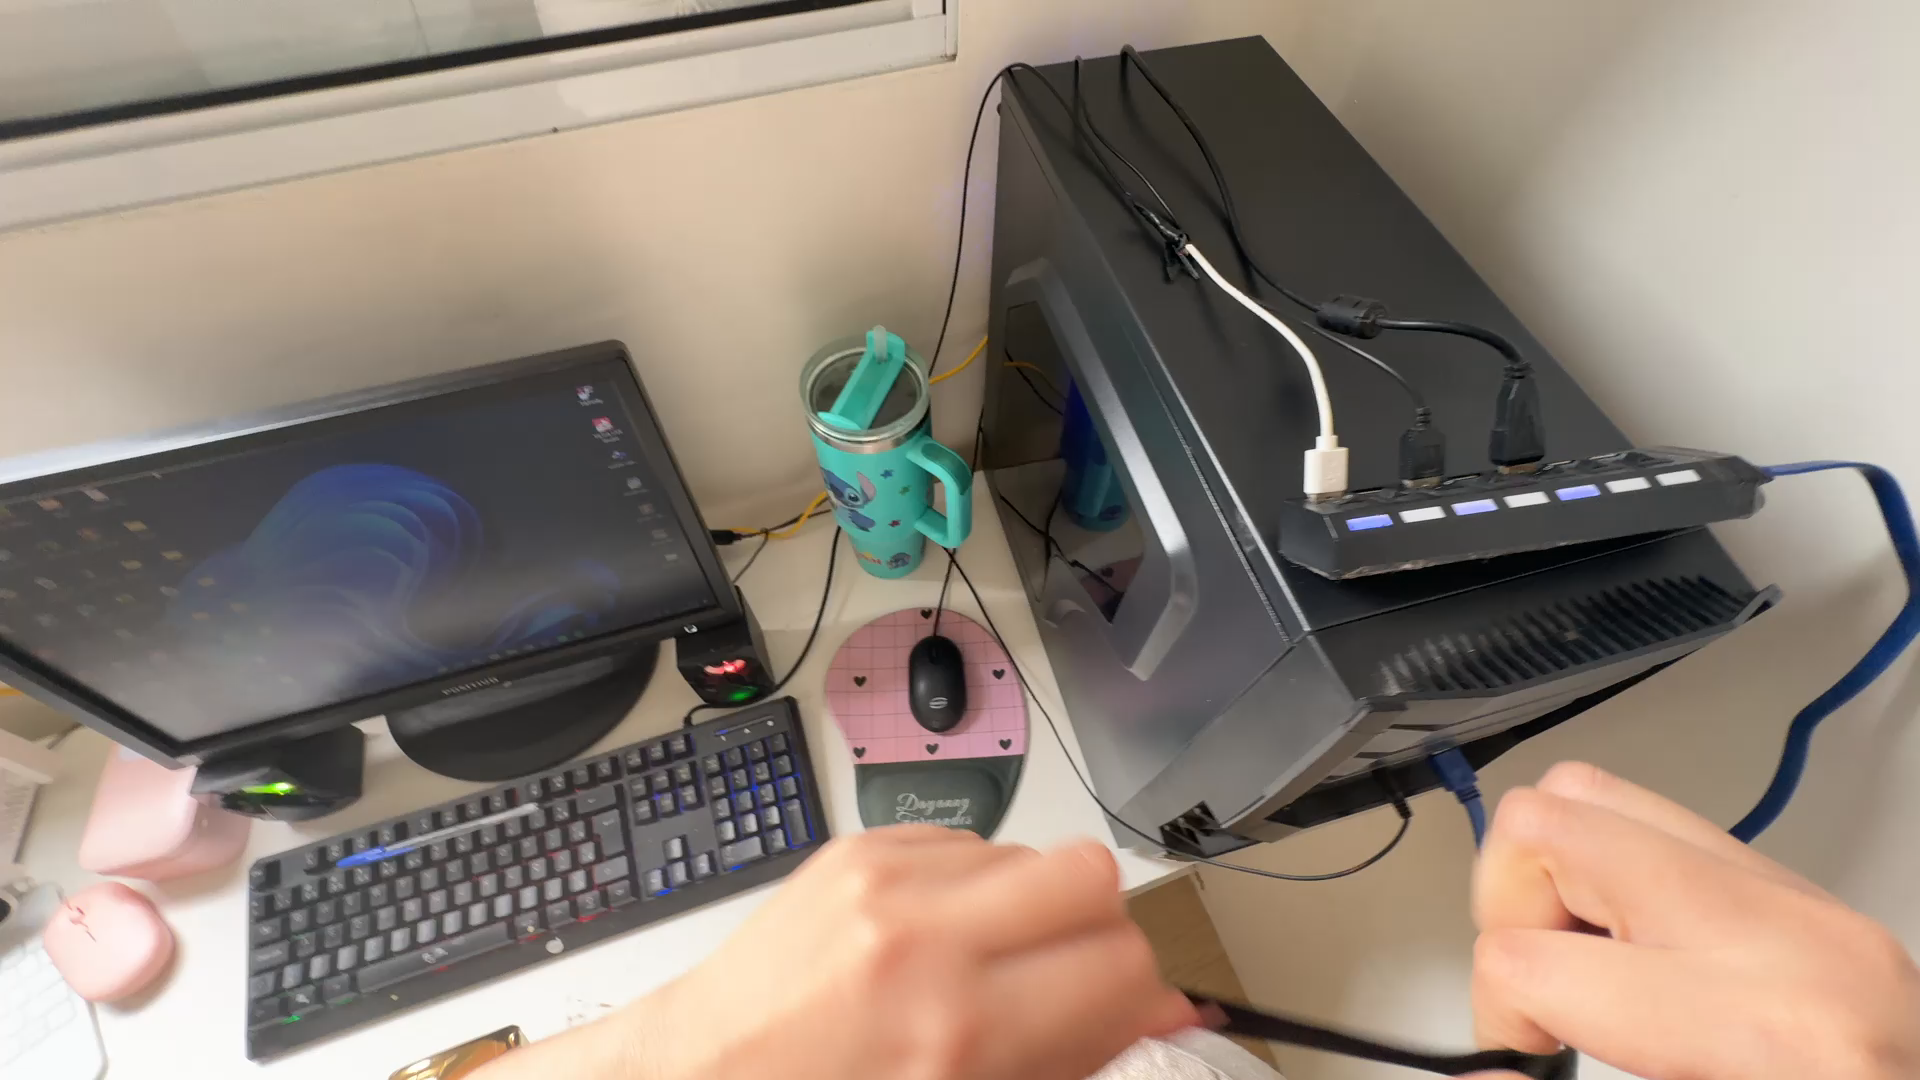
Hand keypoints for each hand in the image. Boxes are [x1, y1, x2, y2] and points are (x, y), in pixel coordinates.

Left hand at [484, 826, 1194, 1079]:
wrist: (700, 1070)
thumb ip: (1073, 1055)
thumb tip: (1156, 1002)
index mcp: (957, 1036)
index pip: (1123, 962)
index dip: (1145, 983)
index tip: (1131, 995)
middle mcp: (924, 936)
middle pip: (1091, 871)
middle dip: (1100, 923)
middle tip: (1068, 965)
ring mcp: (886, 874)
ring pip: (1032, 851)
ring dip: (1030, 903)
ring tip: (982, 956)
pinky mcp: (862, 843)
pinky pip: (968, 840)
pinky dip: (974, 882)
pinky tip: (936, 929)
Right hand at [1472, 762, 1919, 1078]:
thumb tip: (1471, 1070)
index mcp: (1772, 1030)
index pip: (1528, 960)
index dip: (1497, 1012)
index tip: (1524, 1050)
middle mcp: (1782, 930)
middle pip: (1541, 825)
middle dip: (1504, 899)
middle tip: (1540, 972)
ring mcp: (1792, 888)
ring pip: (1579, 789)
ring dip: (1545, 862)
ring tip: (1577, 939)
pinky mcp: (1791, 876)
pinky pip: (1635, 807)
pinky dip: (1596, 853)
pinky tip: (1623, 927)